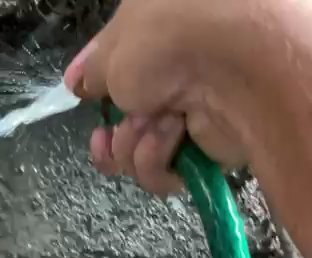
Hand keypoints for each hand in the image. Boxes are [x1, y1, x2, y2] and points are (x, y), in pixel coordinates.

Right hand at [63, 0, 311, 194]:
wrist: (235, 65)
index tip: (82, 97)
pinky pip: (160, 173)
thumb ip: (91, 70)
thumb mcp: (113, 48)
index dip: (98, 87)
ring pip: (136, 153)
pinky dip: (156, 159)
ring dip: (133, 144)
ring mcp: (191, 113)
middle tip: (107, 139)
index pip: (117, 68)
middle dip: (112, 134)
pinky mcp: (205, 152)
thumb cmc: (170, 37)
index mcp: (156, 31)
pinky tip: (170, 137)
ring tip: (157, 123)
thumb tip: (77, 81)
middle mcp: (174, 71)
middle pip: (123, 120)